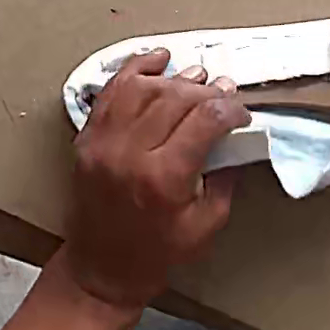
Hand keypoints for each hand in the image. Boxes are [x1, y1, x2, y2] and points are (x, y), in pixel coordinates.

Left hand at [62, 49, 250, 309]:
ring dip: (174, 78)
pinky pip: (111, 91)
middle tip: (224, 90)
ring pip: (143, 88)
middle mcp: (130, 152)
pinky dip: (134, 70)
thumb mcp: (206, 226)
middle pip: (175, 99)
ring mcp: (103, 141)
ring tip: (197, 77)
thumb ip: (225, 178)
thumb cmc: (157, 254)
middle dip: (207, 90)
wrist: (100, 269)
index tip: (241, 111)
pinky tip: (157, 60)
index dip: (229, 109)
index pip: (204, 121)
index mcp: (163, 178)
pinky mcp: (87, 137)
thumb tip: (237, 137)